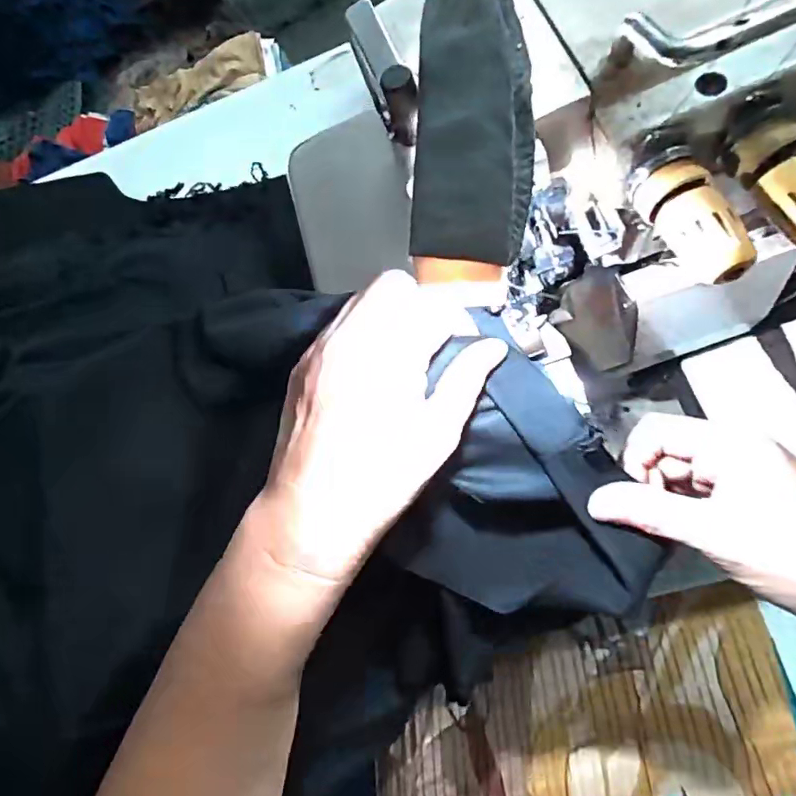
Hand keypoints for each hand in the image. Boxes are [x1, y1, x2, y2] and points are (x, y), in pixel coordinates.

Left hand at [250, 271, 506, 589]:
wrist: (309, 511)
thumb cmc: (382, 479)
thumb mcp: (438, 433)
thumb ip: (466, 378)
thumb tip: (493, 348)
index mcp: (390, 352)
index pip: (434, 304)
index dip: (459, 320)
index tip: (465, 342)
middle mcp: (350, 336)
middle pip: (394, 284)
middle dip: (421, 303)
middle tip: (434, 341)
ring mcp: (320, 346)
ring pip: (362, 298)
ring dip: (390, 313)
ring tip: (404, 354)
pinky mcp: (302, 361)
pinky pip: (339, 322)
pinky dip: (362, 329)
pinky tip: (371, 366)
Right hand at [587, 413, 795, 623]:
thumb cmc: (788, 556)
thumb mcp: (711, 534)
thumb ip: (648, 512)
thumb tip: (594, 501)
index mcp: (729, 442)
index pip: (655, 431)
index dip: (635, 464)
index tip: (640, 506)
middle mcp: (738, 445)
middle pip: (670, 450)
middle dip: (655, 485)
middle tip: (664, 526)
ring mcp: (751, 468)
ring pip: (687, 472)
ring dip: (673, 500)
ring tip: (686, 535)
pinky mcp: (759, 491)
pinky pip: (708, 487)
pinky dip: (694, 508)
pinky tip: (701, 535)